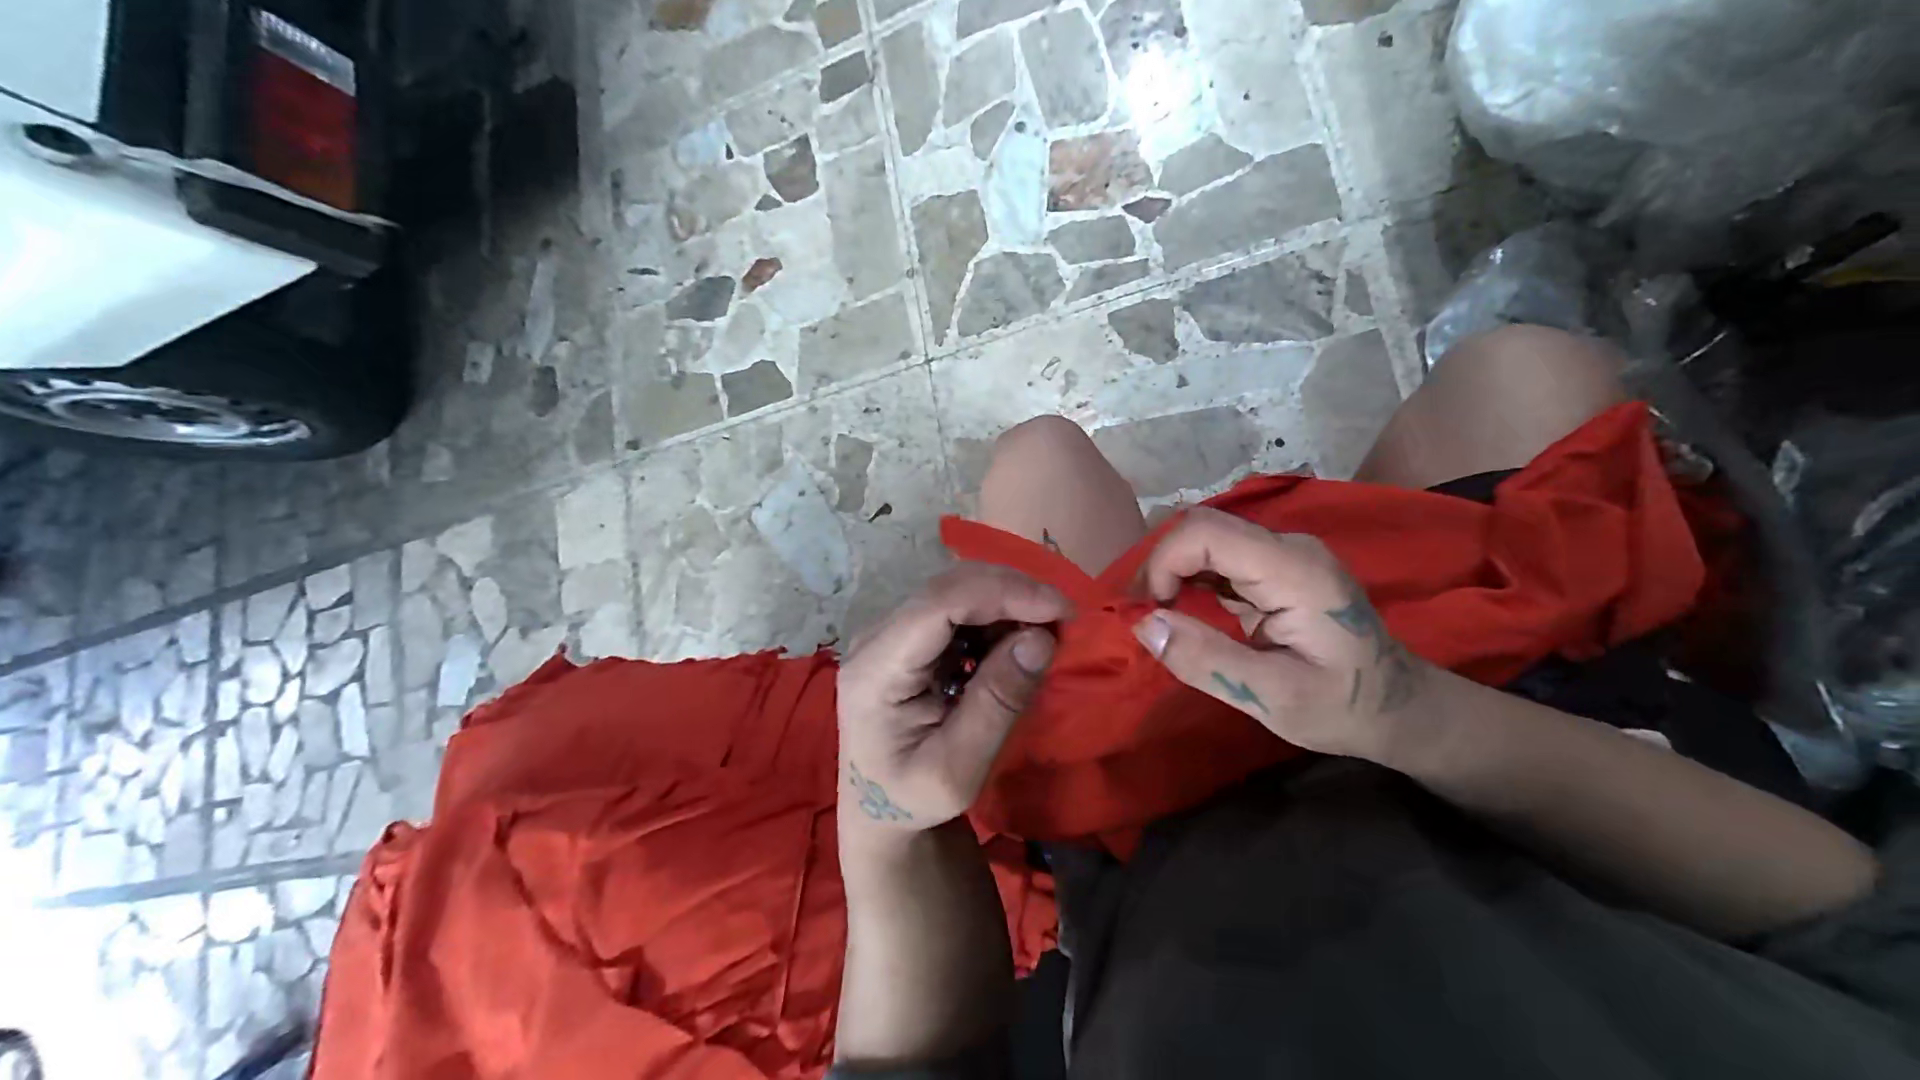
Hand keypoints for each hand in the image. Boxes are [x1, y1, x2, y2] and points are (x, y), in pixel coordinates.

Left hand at [837, 564, 1069, 834]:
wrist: (879, 806)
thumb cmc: (913, 797)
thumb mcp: (958, 770)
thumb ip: (996, 704)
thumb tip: (1041, 639)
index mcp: (875, 670)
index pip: (939, 604)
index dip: (1004, 594)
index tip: (1062, 610)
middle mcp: (876, 637)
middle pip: (948, 587)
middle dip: (1012, 593)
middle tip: (1064, 621)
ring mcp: (889, 631)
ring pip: (955, 589)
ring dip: (1007, 601)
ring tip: (1046, 632)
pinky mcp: (907, 635)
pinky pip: (955, 606)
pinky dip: (995, 614)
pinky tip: (1016, 640)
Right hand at [1132, 508, 1429, 761]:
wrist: (1399, 706)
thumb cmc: (1344, 707)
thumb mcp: (1273, 698)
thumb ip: (1207, 660)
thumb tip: (1142, 624)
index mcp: (1293, 571)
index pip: (1206, 532)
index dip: (1163, 562)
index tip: (1150, 611)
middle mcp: (1288, 547)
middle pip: (1203, 527)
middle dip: (1161, 565)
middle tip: (1144, 614)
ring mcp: (1284, 554)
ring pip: (1207, 537)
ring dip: (1172, 571)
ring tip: (1157, 614)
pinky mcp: (1276, 567)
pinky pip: (1219, 556)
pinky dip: (1189, 577)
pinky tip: (1182, 609)